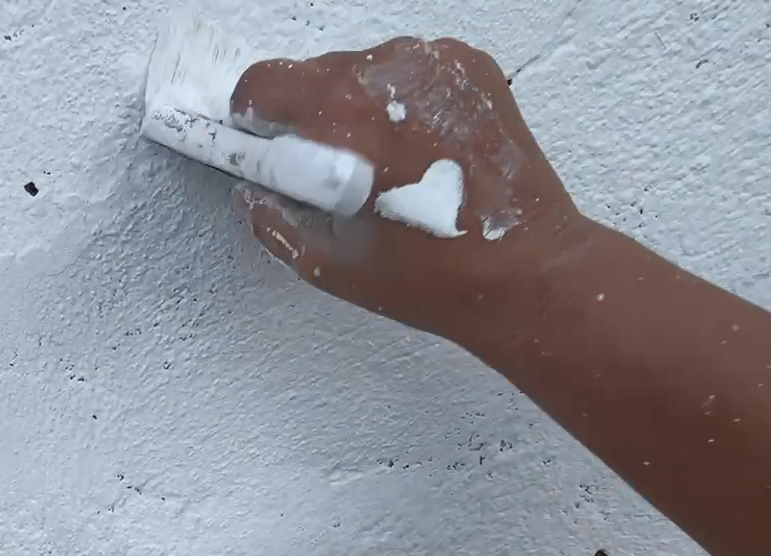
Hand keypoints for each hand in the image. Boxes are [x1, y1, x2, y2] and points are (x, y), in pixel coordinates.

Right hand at [230, 37, 587, 346]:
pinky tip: (402, 149)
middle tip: (310, 168)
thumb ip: (275, 224)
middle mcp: (387, 75)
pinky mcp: (468, 67)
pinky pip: (402, 69)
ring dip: (342, 107)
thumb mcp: (329, 265)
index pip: (263, 86)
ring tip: (364, 165)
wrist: (522, 270)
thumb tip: (253, 197)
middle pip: (308, 72)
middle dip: (294, 115)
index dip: (247, 120)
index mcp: (344, 121)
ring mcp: (433, 64)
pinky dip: (388, 100)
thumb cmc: (432, 277)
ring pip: (356, 66)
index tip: (251, 144)